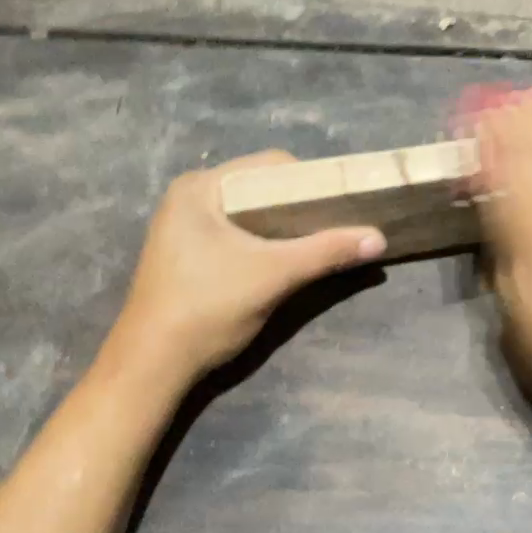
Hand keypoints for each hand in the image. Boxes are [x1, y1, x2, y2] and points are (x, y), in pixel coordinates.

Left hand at [100, 151, 385, 392]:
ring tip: (321, 243)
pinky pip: (240, 234)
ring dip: (287, 228)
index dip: (312, 181)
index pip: (272, 165)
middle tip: (338, 225)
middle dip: (302, 207)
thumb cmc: (207, 307)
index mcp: (201, 187)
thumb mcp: (274, 275)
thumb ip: (326, 252)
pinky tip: (289, 261)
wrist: (151, 367)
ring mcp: (187, 227)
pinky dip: (268, 243)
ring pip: (253, 214)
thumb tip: (379, 238)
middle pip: (263, 189)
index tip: (344, 204)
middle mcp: (190, 198)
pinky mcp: (190, 254)